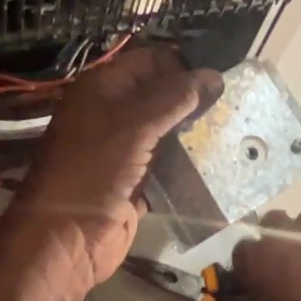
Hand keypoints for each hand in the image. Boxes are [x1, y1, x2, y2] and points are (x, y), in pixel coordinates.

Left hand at [12, 45, 220, 288]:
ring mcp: (125, 149)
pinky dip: (188, 163)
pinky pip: (168, 165)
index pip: (149, 61)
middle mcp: (113, 112)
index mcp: (103, 88)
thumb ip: (175, 97)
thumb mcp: (133, 124)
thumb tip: (215, 75)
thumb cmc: (92, 169)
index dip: (181, 65)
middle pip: (161, 95)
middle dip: (193, 99)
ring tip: (235, 128)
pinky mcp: (137, 181)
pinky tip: (220, 160)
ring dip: (194, 131)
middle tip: (234, 103)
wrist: (64, 239)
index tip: (219, 77)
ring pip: (167, 130)